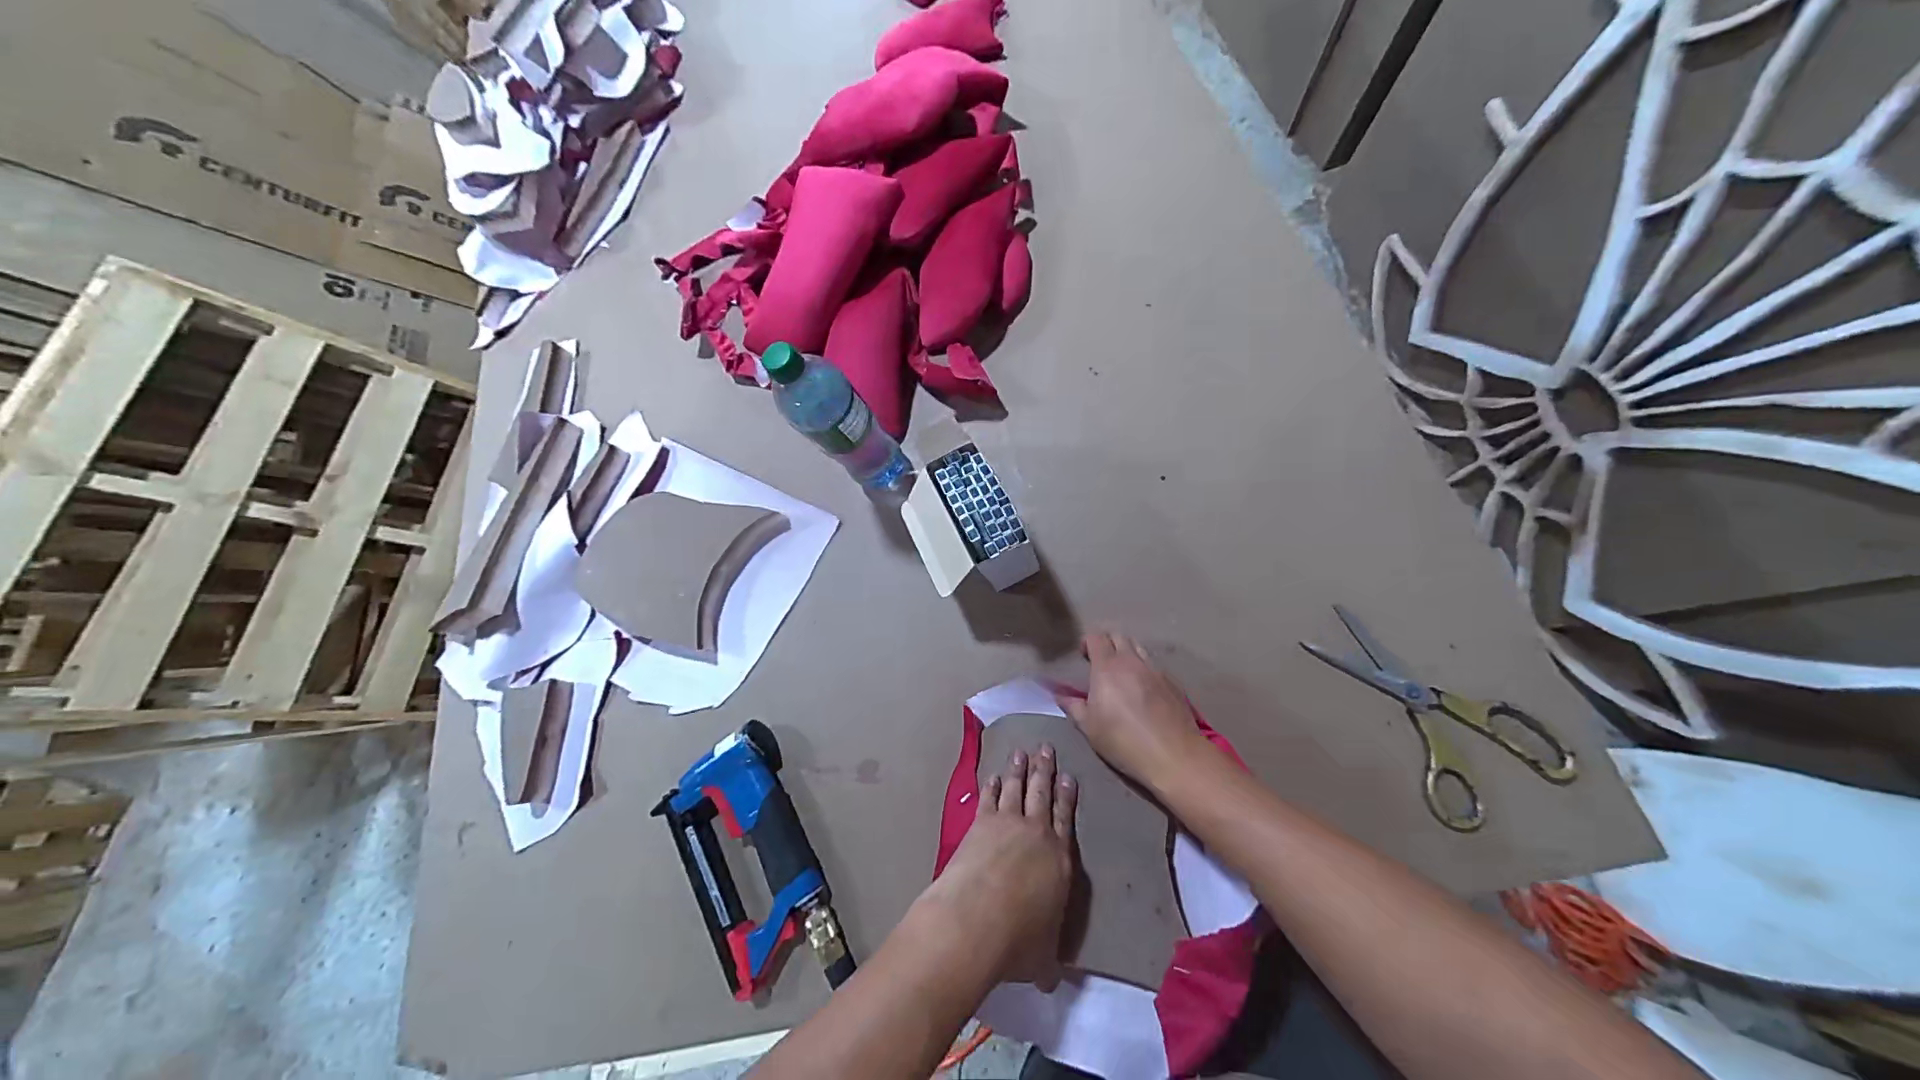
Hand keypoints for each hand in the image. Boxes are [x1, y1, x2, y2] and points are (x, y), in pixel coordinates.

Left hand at [915, 745, 1077, 989]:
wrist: (975, 920)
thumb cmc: (1017, 941)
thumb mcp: (1042, 957)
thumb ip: (1048, 961)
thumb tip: (1052, 981)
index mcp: (1060, 860)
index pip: (1066, 819)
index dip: (1067, 797)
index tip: (1068, 777)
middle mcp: (1037, 834)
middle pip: (1042, 793)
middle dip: (1045, 770)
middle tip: (1046, 748)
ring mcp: (1007, 824)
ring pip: (1017, 788)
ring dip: (1019, 769)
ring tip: (1022, 753)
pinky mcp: (980, 824)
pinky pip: (989, 799)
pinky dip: (991, 786)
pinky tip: (991, 777)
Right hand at [1056, 632, 1211, 793]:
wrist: (1173, 755)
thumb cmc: (1123, 741)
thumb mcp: (1089, 728)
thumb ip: (1073, 706)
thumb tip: (1060, 694)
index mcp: (1107, 668)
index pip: (1096, 638)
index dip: (1087, 643)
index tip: (1083, 658)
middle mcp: (1132, 662)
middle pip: (1119, 636)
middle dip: (1107, 643)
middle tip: (1101, 663)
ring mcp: (1156, 670)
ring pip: (1139, 648)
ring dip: (1127, 654)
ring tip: (1122, 675)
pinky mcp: (1173, 683)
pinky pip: (1154, 666)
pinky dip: (1144, 670)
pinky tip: (1144, 691)